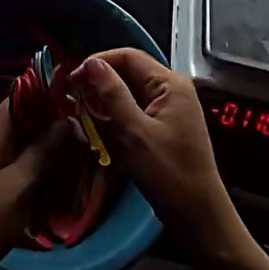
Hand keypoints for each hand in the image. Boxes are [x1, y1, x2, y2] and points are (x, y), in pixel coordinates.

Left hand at [0, 99, 74, 266]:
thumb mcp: (18, 184)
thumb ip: (42, 151)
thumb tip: (67, 121)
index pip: (19, 96)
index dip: (45, 92)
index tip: (76, 94)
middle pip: (27, 118)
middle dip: (55, 119)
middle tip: (88, 123)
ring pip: (30, 140)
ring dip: (53, 141)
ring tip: (85, 144)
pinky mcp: (3, 181)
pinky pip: (28, 161)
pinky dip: (46, 161)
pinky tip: (68, 168)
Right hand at [72, 48, 268, 269]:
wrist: (196, 213)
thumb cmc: (167, 173)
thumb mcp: (134, 132)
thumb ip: (113, 94)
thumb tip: (92, 63)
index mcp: (170, 83)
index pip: (128, 56)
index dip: (98, 62)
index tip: (72, 79)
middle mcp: (172, 88)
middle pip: (128, 70)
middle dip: (99, 80)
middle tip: (72, 96)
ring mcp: (169, 106)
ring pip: (129, 89)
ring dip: (105, 97)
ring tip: (82, 110)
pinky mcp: (164, 123)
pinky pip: (135, 106)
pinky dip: (115, 112)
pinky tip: (100, 124)